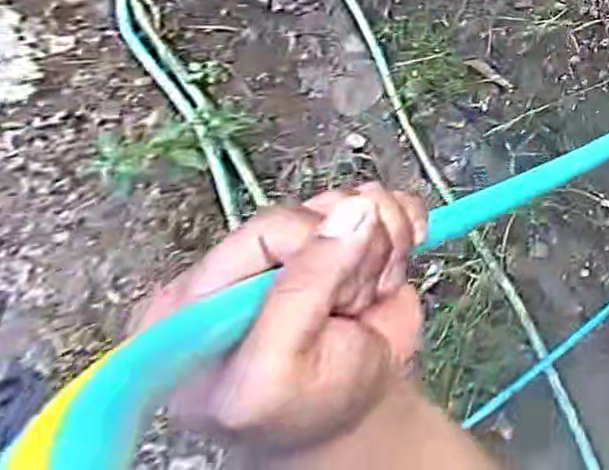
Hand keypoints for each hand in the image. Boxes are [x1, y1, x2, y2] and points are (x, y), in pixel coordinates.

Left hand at [133, 183, 428, 456]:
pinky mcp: (356, 237)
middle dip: (359, 253)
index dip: (317, 254)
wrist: (358, 408)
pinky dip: (410, 227)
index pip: (271, 228)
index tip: (329, 301)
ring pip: (364, 200)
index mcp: (198, 297)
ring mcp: (308, 247)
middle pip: (325, 211)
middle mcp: (249, 263)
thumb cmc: (304, 406)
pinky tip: (398, 265)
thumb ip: (303, 292)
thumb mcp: (282, 368)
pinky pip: (393, 201)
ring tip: (372, 292)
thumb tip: (357, 208)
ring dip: (388, 243)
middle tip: (351, 304)